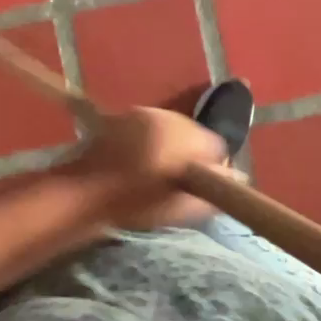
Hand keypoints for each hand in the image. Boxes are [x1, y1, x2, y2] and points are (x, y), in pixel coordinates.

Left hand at [62, 106, 228, 229]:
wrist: (84, 193)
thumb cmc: (133, 203)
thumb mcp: (179, 207)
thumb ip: (213, 193)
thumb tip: (237, 179)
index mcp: (183, 136)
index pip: (215, 145)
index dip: (210, 165)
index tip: (200, 183)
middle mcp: (164, 116)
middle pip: (193, 131)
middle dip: (191, 150)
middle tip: (178, 178)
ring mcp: (141, 112)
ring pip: (170, 125)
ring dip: (170, 142)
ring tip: (156, 169)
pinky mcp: (122, 115)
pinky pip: (148, 124)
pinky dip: (151, 137)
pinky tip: (139, 159)